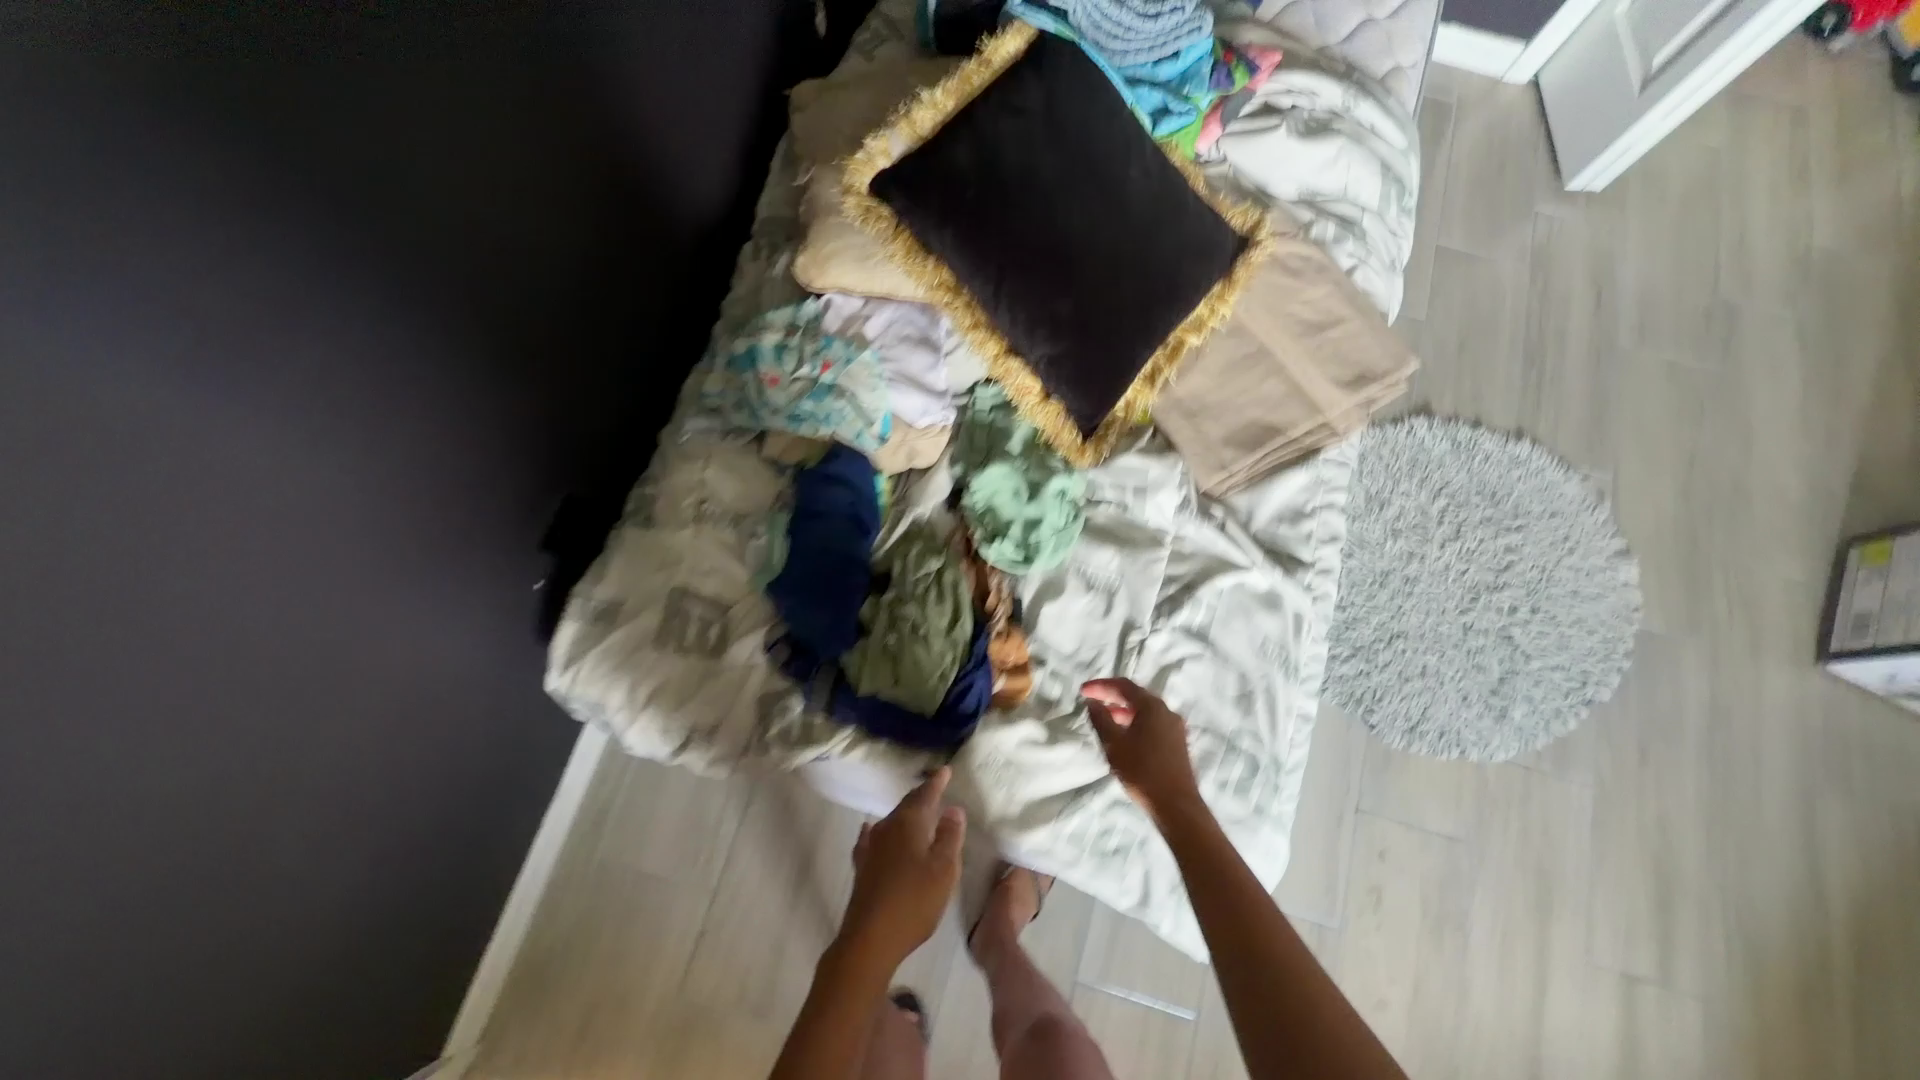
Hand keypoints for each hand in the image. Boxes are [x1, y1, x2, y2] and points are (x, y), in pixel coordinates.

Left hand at [839, 767, 965, 971]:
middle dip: (921, 797)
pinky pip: (874, 839)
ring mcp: (870, 848)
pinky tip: (872, 831)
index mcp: (908, 824)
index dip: (936, 783)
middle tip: (935, 789)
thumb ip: (950, 836)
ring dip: (904, 815)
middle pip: (906, 806)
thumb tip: (952, 808)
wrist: (870, 938)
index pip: (924, 795)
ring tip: (916, 812)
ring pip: (891, 822)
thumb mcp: (943, 869)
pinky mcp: (862, 867)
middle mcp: (886, 829)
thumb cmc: (914, 901)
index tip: (945, 771)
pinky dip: (881, 833)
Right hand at [1082, 678, 1203, 825]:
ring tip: (1105, 720)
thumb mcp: (1114, 743)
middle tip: (1093, 703)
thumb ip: (1101, 719)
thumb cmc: (1142, 771)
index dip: (1101, 685)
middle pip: (1137, 696)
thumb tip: (1093, 702)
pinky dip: (1135, 723)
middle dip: (1112, 697)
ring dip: (1123, 712)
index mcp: (1153, 707)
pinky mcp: (1177, 743)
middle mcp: (1167, 712)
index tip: (1082, 691)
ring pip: (1145, 712)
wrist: (1176, 804)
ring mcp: (1175, 728)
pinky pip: (1153, 724)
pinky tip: (1125, 737)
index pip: (1124, 686)